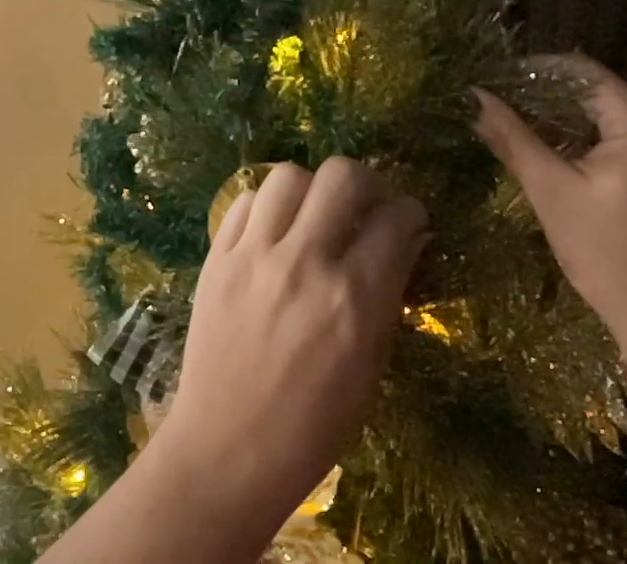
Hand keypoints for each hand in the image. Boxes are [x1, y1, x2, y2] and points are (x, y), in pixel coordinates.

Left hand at [151, 159, 427, 531]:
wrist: (228, 450)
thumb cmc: (313, 426)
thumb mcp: (371, 368)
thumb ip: (389, 295)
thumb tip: (407, 239)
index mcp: (353, 299)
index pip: (395, 219)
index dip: (410, 213)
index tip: (408, 222)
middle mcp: (304, 263)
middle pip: (342, 176)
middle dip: (366, 184)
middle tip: (365, 208)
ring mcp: (253, 256)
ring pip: (288, 175)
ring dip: (311, 189)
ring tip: (314, 216)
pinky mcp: (216, 259)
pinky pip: (244, 202)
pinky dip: (266, 207)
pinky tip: (275, 232)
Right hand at [472, 55, 626, 349]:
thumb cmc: (609, 255)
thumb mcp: (552, 192)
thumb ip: (513, 138)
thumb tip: (474, 96)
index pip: (584, 73)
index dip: (536, 71)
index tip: (496, 80)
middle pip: (603, 95)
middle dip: (551, 100)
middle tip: (504, 109)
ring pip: (619, 121)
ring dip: (575, 124)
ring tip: (527, 134)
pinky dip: (600, 146)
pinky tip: (569, 164)